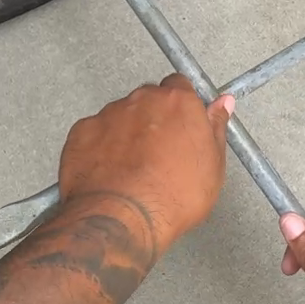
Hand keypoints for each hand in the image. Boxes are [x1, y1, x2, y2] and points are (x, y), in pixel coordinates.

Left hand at [57, 76, 232, 251]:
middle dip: (153, 119)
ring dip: (126, 134)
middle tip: (159, 153)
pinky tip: (109, 173)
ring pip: (120, 116)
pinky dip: (100, 148)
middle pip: (149, 99)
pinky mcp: (82, 132)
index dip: (181, 105)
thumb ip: (216, 127)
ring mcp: (109, 114)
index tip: (182, 123)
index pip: (180, 85)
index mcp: (177, 102)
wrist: (122, 218)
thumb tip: (222, 104)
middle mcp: (142, 100)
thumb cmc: (171, 196)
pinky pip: (94, 133)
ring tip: (132, 169)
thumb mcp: (213, 167)